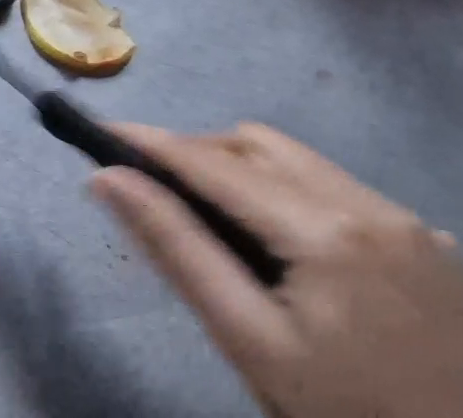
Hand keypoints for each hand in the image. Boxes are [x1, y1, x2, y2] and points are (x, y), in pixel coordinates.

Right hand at [92, 122, 462, 417]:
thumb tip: (105, 178)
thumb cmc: (346, 404)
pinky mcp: (431, 247)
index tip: (92, 130)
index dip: (145, 140)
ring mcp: (412, 226)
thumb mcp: (246, 334)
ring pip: (297, 161)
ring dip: (238, 169)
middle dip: (193, 152)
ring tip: (202, 210)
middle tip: (146, 184)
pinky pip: (336, 190)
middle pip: (255, 144)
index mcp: (325, 230)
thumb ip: (175, 247)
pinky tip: (274, 239)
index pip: (210, 161)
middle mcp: (373, 208)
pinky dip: (285, 191)